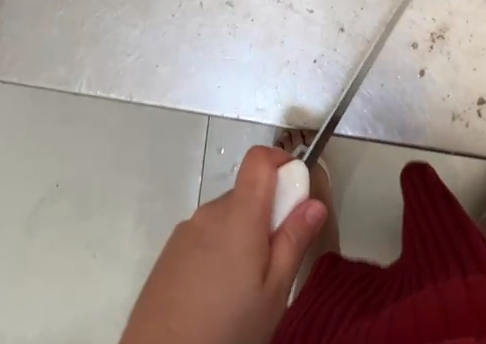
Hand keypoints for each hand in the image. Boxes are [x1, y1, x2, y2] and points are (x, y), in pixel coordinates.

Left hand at [119, 146, 328, 343]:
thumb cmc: (227, 327)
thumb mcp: (274, 292)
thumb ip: (294, 241)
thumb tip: (314, 202)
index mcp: (239, 215)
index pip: (259, 159)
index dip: (282, 162)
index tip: (298, 192)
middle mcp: (209, 212)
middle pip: (247, 193)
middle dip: (268, 215)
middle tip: (277, 262)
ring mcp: (186, 230)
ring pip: (227, 218)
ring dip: (244, 236)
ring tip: (247, 287)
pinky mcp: (171, 251)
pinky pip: (206, 235)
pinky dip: (220, 250)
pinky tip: (219, 292)